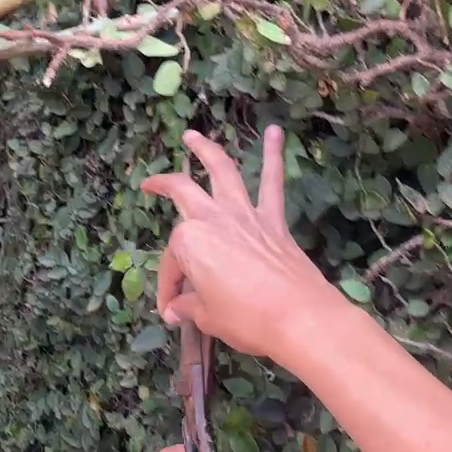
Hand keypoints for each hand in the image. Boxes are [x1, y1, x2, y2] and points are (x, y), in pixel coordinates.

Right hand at [141, 126, 348, 362]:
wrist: (300, 317)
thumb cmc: (247, 319)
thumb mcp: (207, 318)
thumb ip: (189, 306)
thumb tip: (177, 309)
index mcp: (190, 242)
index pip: (172, 265)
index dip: (169, 290)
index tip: (172, 311)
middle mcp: (213, 219)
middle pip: (183, 194)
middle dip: (164, 185)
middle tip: (151, 183)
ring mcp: (245, 215)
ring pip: (222, 171)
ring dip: (206, 149)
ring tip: (193, 135)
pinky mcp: (273, 220)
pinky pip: (273, 182)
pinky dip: (274, 155)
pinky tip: (275, 132)